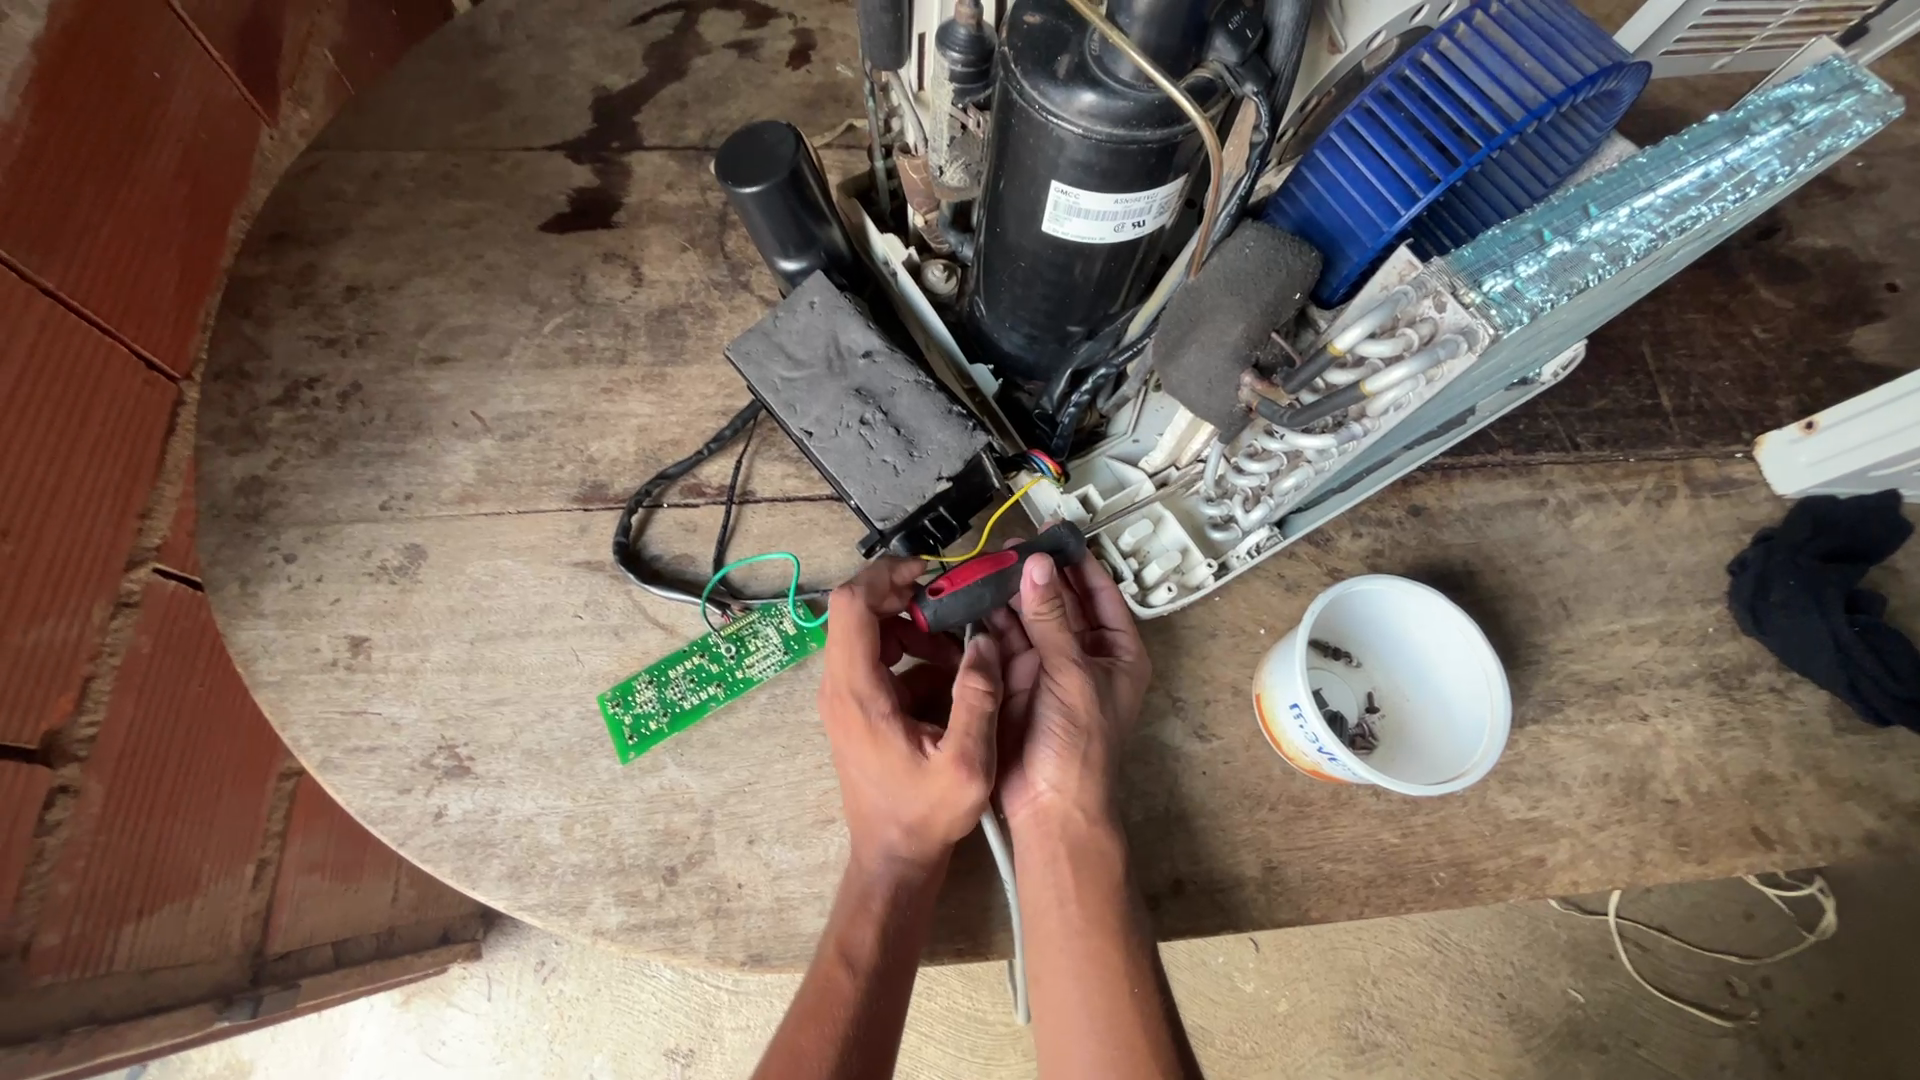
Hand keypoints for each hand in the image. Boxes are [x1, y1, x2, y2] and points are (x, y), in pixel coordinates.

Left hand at [818, 557, 1003, 872]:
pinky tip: (949, 675)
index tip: (927, 573)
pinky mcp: (856, 704)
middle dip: (903, 595)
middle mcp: (839, 685)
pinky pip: (878, 656)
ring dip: (912, 626)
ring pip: (869, 630)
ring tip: (957, 649)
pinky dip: (911, 651)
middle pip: (855, 610)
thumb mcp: (966, 762)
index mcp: (857, 691)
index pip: (851, 606)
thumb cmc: (924, 814)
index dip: (885, 576)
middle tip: (949, 601)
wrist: (892, 855)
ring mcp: (844, 694)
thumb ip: (976, 697)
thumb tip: (984, 639)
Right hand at [985, 550, 1150, 829]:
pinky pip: (1003, 639)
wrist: (1050, 804)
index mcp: (1116, 649)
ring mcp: (1046, 664)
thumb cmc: (1080, 743)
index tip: (1054, 532)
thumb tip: (1038, 565)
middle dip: (1035, 575)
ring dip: (1009, 594)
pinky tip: (975, 597)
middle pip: (1059, 600)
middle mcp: (1082, 652)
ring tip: (985, 566)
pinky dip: (990, 620)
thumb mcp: (1072, 674)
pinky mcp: (1014, 677)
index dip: (1078, 562)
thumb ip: (1052, 618)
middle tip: (1007, 547)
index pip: (1100, 592)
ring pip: (1027, 616)